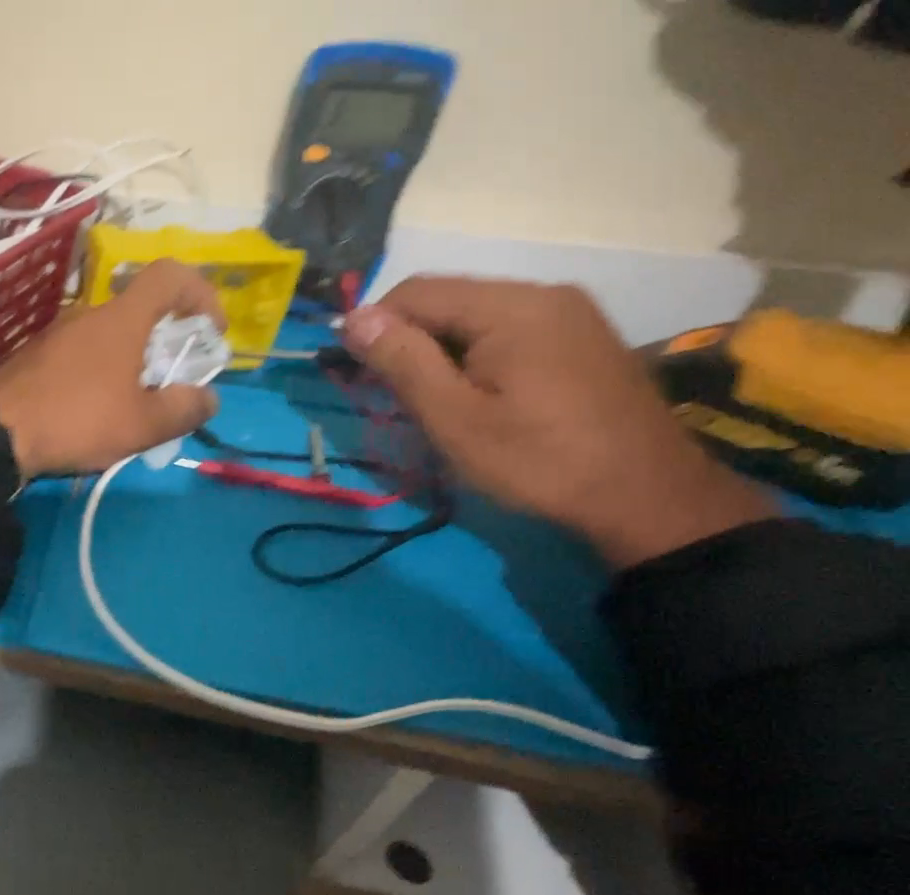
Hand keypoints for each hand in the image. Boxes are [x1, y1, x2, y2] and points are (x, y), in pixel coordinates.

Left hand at [0, 259, 221, 476]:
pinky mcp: (36, 356)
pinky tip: (94, 412)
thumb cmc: (77, 420)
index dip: (201, 295)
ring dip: (132, 363)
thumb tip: (208, 398)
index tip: (209, 333)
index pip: (171, 275)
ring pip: (110, 337)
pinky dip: (100, 374)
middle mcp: (89, 314)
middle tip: (172, 384)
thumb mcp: (142, 425)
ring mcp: (58, 333)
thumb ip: (183, 409)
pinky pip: (82, 355)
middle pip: (140, 311)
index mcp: (122, 318)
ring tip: (134, 408)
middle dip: (166, 342)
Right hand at [341, 276, 777, 567]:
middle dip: (407, 341)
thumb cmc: (538, 461)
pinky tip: (477, 395)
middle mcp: (543, 293)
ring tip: (433, 401)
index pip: (414, 292)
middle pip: (448, 300)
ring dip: (440, 350)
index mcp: (511, 307)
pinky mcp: (583, 337)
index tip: (355, 375)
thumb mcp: (454, 418)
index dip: (372, 327)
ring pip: (476, 316)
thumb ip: (402, 361)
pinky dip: (475, 355)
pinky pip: (508, 330)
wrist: (646, 495)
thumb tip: (354, 317)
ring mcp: (570, 313)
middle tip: (391, 397)